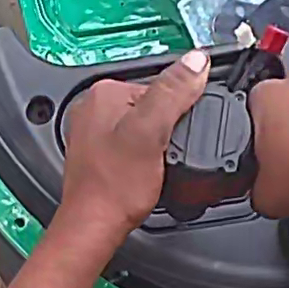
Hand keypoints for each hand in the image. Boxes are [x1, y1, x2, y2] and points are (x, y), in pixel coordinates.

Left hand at [57, 50, 209, 243]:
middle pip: (149, 107)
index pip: (158, 86)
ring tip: (147, 170)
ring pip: (140, 129)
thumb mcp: (152, 133)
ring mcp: (92, 133)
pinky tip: (138, 174)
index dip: (176, 113)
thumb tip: (196, 61)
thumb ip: (173, 93)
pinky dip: (139, 158)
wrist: (93, 226)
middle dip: (163, 132)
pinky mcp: (96, 155)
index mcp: (105, 93)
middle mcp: (92, 108)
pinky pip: (129, 147)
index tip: (173, 138)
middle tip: (159, 159)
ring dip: (152, 147)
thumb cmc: (114, 187)